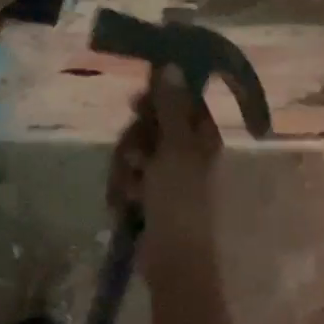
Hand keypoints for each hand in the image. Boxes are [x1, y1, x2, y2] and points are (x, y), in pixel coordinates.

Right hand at [107, 66, 221, 251]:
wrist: (171, 259)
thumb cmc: (179, 202)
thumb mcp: (175, 148)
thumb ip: (170, 107)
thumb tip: (172, 65)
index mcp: (200, 136)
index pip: (176, 101)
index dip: (155, 101)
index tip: (137, 106)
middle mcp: (183, 151)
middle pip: (146, 125)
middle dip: (133, 143)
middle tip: (136, 162)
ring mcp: (162, 175)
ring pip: (130, 151)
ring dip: (125, 171)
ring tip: (132, 193)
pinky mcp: (145, 195)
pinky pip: (124, 177)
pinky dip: (122, 190)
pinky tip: (126, 205)